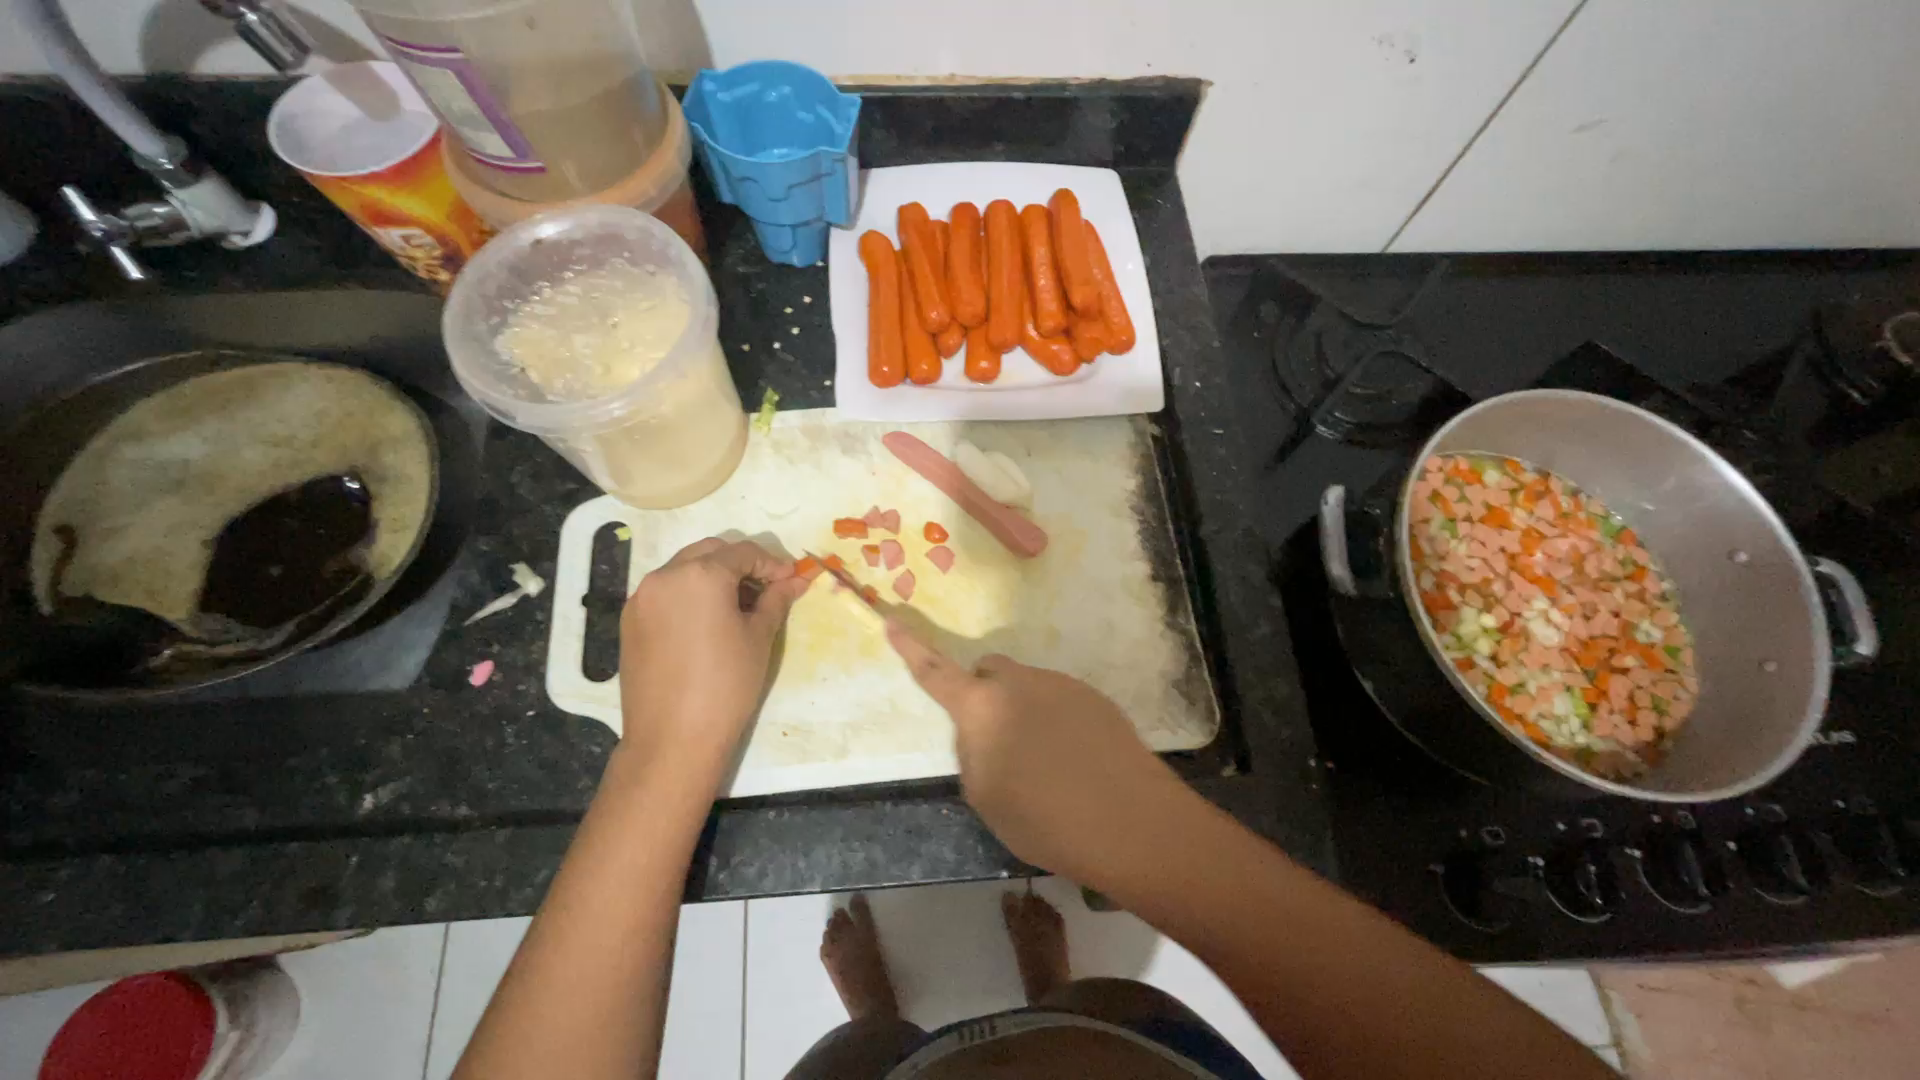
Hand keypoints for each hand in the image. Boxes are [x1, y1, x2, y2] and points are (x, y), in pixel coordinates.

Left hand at [616, 538, 809, 775]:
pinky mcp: (630, 621)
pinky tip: (707, 623)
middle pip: (709, 552)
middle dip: (740, 563)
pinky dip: (689, 595)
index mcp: (700, 575)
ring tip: (737, 606)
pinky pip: (665, 592)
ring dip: (713, 577)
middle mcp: (665, 576)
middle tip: (765, 589)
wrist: (673, 738)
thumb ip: (775, 600)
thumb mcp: (759, 638)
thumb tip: (796, 579)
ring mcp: (641, 598)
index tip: (790, 580)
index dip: (771, 563)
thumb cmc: (726, 685)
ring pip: (683, 570)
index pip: (742, 552)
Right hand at [887, 622, 1188, 882]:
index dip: (911, 650)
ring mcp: (1060, 685)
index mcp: (981, 707)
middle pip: (988, 672)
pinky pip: (1059, 699)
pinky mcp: (1093, 696)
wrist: (1128, 821)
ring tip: (1046, 764)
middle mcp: (1018, 683)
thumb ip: (972, 751)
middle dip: (983, 695)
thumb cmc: (1042, 818)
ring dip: (1022, 711)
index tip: (891, 623)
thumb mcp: (983, 796)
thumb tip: (982, 731)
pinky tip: (1075, 760)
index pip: (936, 674)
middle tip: (996, 743)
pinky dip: (1055, 720)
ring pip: (1026, 687)